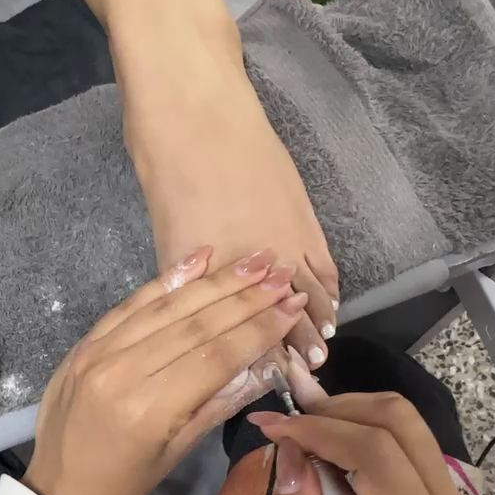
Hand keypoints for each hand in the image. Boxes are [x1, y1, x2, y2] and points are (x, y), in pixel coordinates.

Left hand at [24, 247, 306, 494]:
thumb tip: (267, 360)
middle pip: (195, 324)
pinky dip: (166, 280)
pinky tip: (199, 259)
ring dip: (214, 281)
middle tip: (282, 272)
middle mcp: (122, 371)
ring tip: (254, 261)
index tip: (293, 304)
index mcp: (150, 409)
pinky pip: (131, 304)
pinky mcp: (85, 342)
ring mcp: (98, 352)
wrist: (59, 486)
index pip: (216, 356)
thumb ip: (221, 401)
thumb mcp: (179, 450)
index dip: (259, 328)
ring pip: (166, 307)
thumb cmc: (126, 480)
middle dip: (244, 296)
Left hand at [122, 52, 339, 373]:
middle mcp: (263, 266)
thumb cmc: (167, 169)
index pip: (244, 332)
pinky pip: (325, 265)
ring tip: (317, 358)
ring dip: (312, 328)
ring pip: (308, 296)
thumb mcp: (163, 235)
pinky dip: (328, 290)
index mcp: (220, 277)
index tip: (263, 388)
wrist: (197, 107)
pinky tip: (330, 308)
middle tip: (300, 386)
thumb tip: (198, 317)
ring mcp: (290, 239)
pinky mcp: (305, 215)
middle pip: (281, 321)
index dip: (256, 362)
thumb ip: (182, 283)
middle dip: (288, 355)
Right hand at [252, 361, 481, 494]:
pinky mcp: (446, 490)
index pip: (376, 454)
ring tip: (305, 428)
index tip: (271, 429)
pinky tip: (329, 442)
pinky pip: (405, 436)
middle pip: (398, 420)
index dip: (319, 430)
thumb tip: (290, 455)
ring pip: (404, 420)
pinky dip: (361, 425)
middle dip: (335, 409)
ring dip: (348, 412)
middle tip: (288, 424)